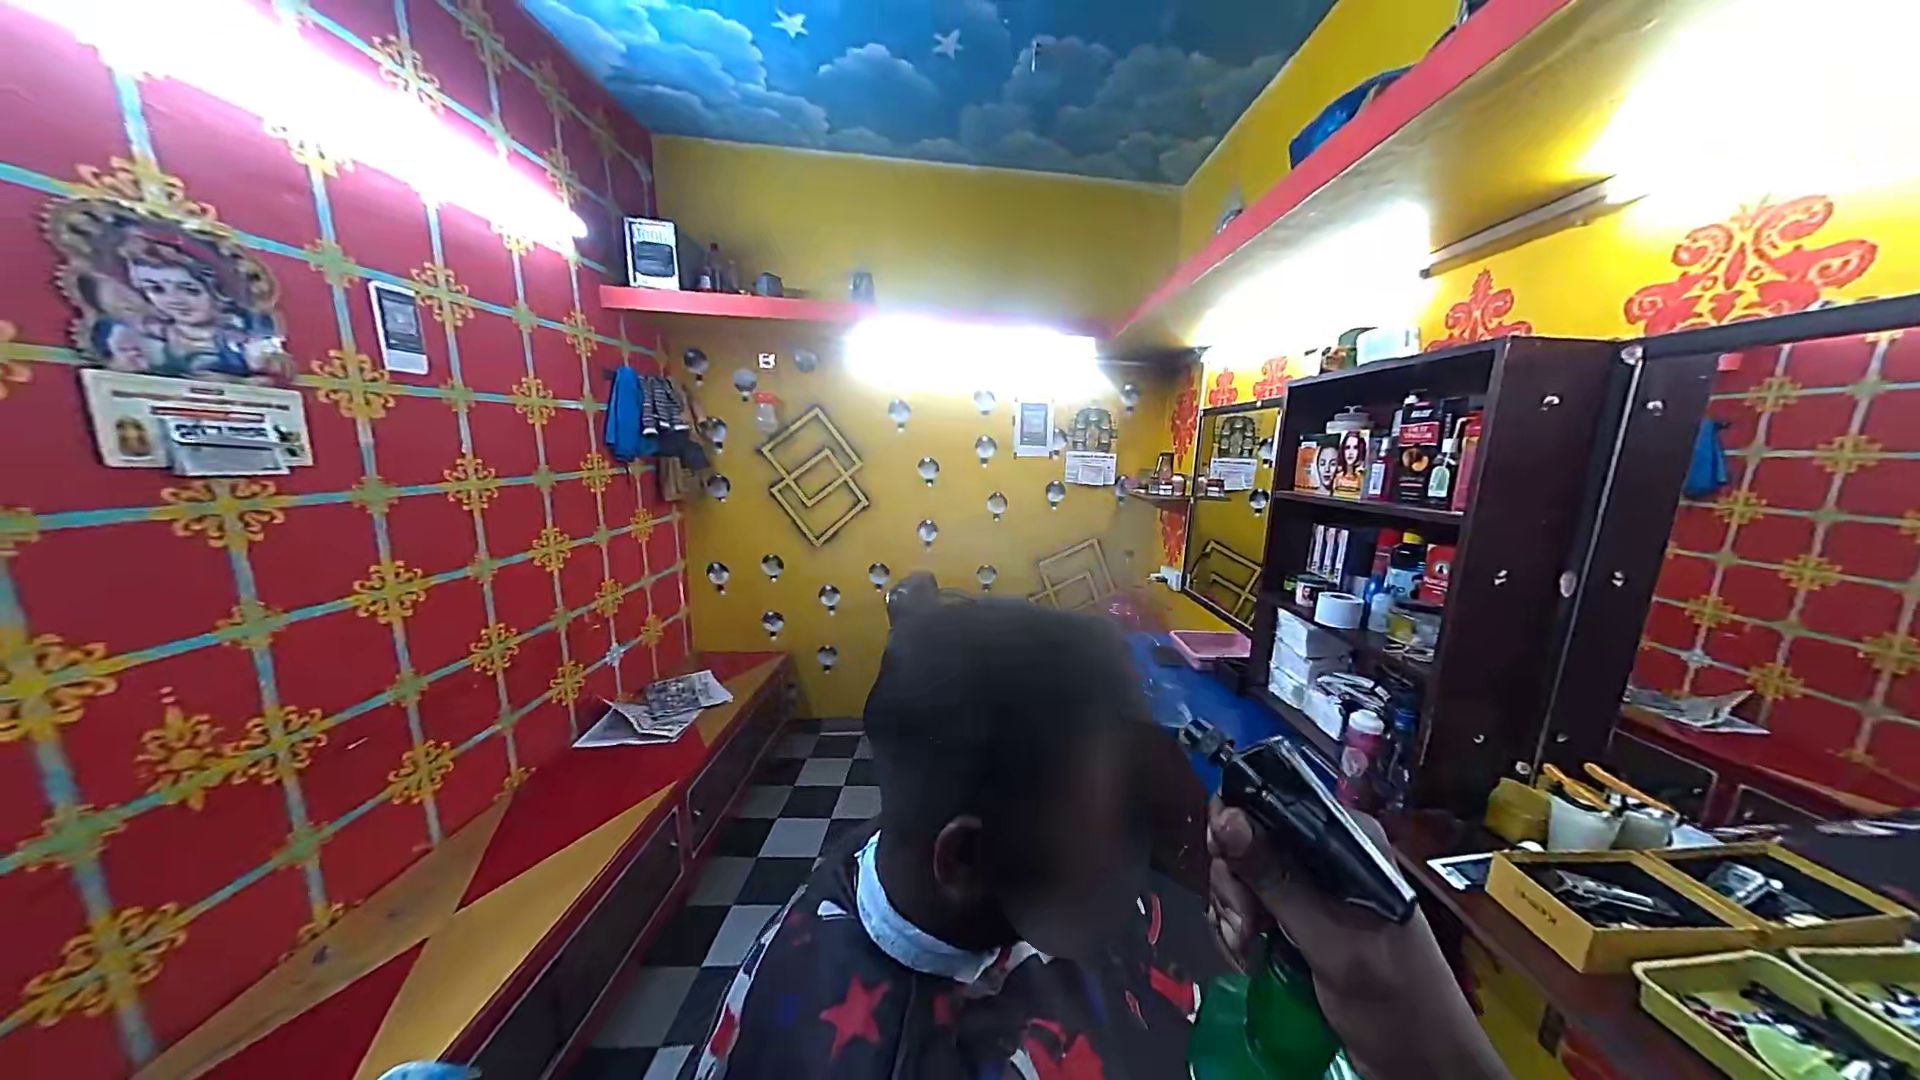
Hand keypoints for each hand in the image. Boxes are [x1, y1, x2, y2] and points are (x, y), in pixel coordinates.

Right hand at [1205, 799, 1509, 1079]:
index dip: (1235, 822)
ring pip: (1240, 870)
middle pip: (1246, 836)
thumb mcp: (1332, 943)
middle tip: (1242, 921)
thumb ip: (1277, 879)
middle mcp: (1322, 851)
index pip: (1272, 801)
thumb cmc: (1396, 1004)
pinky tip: (1246, 952)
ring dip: (1232, 908)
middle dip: (1233, 879)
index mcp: (1344, 838)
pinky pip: (1245, 900)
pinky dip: (1236, 924)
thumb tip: (1225, 816)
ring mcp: (1307, 884)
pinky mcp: (1294, 913)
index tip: (1223, 859)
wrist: (1427, 1072)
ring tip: (1245, 946)